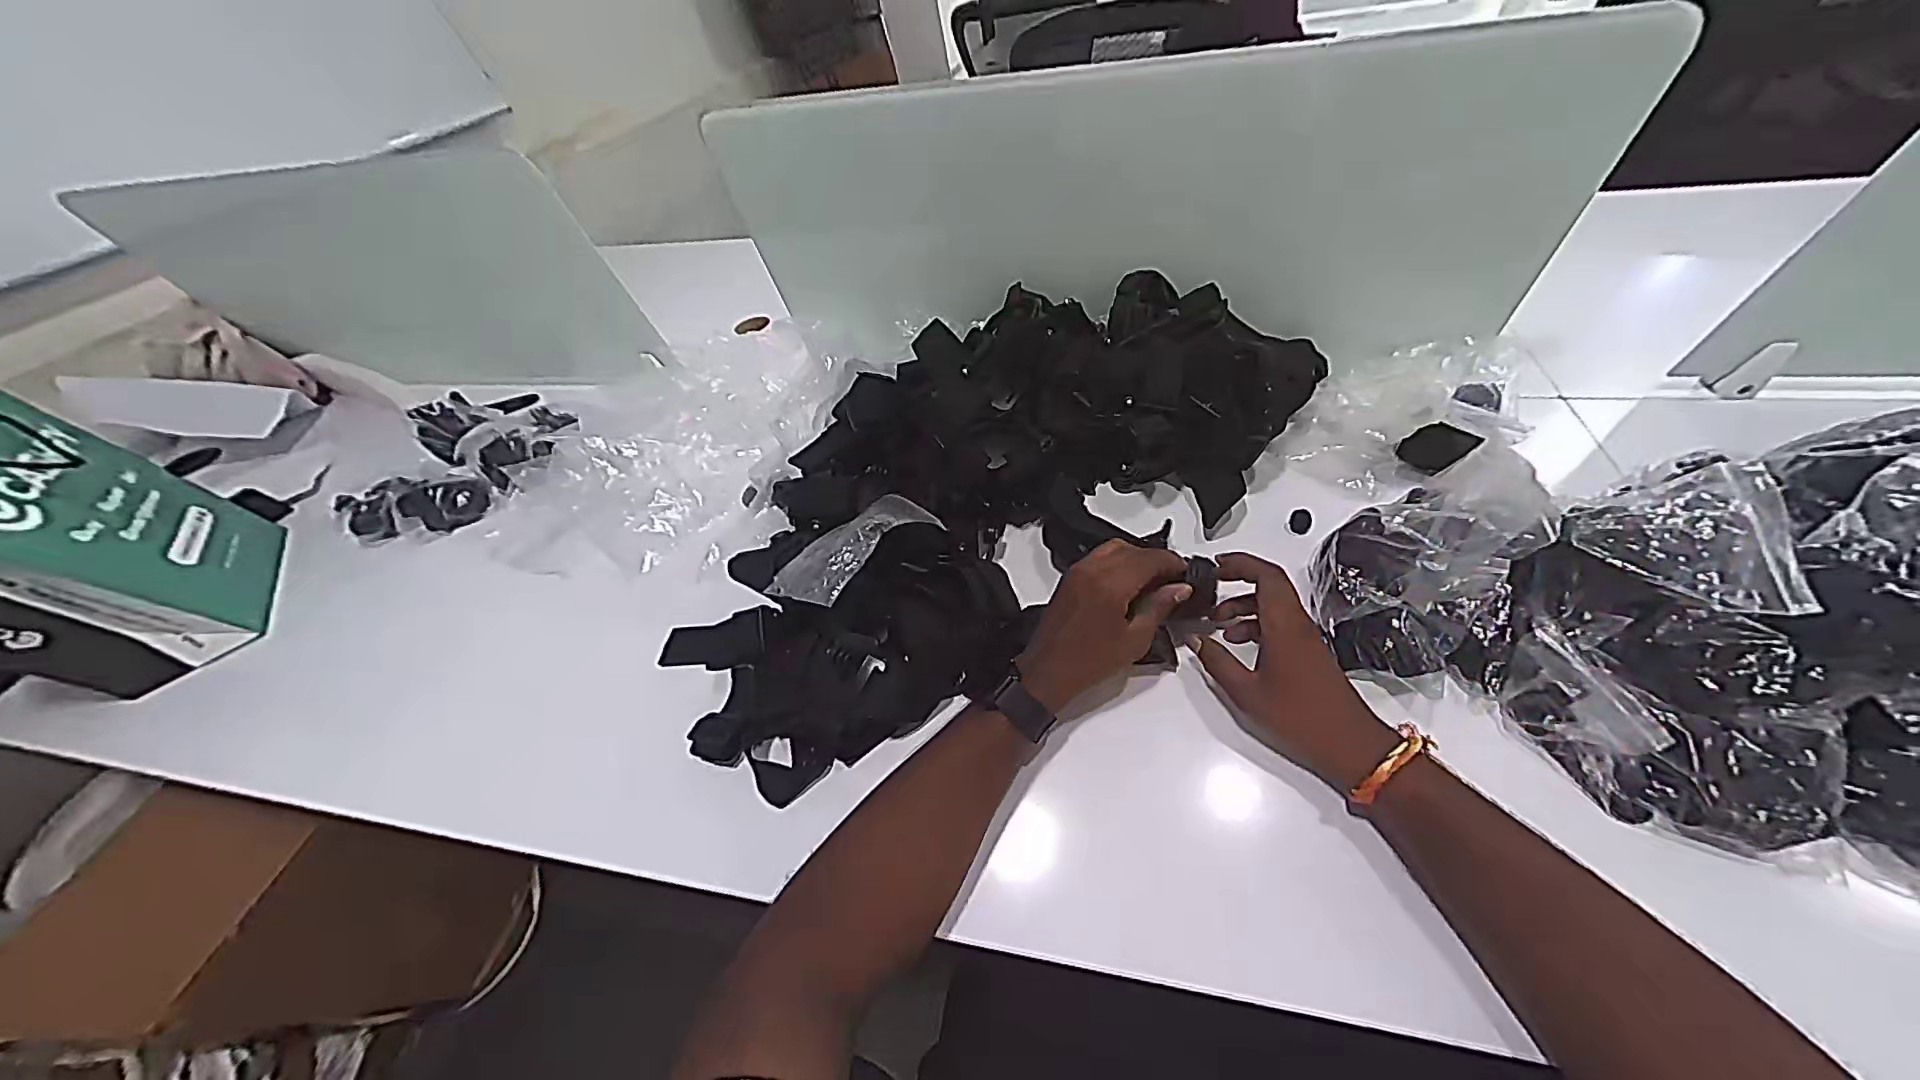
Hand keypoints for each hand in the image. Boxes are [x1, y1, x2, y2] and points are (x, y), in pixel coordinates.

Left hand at [1018, 540, 1191, 711]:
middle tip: (1172, 581)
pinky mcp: (1070, 578)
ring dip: (1136, 559)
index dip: (1173, 564)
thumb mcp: (1135, 639)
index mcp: (1109, 584)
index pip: (1150, 558)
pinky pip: (1098, 558)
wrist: (1049, 671)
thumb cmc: (1085, 662)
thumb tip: (1178, 589)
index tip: (1184, 575)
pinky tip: (1128, 586)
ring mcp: (1077, 572)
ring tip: (1151, 584)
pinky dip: (1117, 563)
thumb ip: (1159, 607)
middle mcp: (1091, 571)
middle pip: (1133, 550)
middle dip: (1156, 561)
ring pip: (1115, 549)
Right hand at [1188, 552, 1399, 790]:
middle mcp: (1299, 626)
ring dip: (1245, 604)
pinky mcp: (1309, 652)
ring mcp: (1306, 638)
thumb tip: (1198, 641)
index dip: (1240, 563)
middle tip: (1214, 582)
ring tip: (1218, 620)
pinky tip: (1238, 642)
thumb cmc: (1304, 720)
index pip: (1266, 575)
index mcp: (1284, 627)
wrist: (1349, 745)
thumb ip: (1216, 662)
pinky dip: (1256, 623)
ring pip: (1274, 604)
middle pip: (1271, 584)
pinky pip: (1280, 623)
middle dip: (1239, 578)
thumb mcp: (1245, 692)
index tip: (1217, 564)